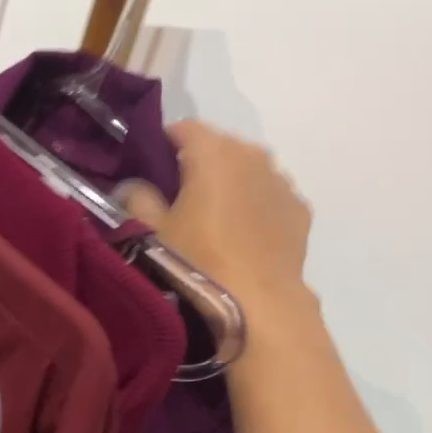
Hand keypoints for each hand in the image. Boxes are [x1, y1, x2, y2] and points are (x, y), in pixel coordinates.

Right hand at [120, 121, 314, 318]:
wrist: (257, 304)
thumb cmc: (195, 262)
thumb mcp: (149, 232)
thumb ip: (137, 199)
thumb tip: (132, 185)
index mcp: (214, 155)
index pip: (184, 128)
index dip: (161, 142)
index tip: (146, 164)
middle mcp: (254, 157)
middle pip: (220, 146)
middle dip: (197, 161)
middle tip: (173, 193)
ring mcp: (282, 182)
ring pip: (247, 169)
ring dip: (227, 182)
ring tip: (207, 215)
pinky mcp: (298, 210)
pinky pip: (267, 194)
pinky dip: (251, 203)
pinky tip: (236, 233)